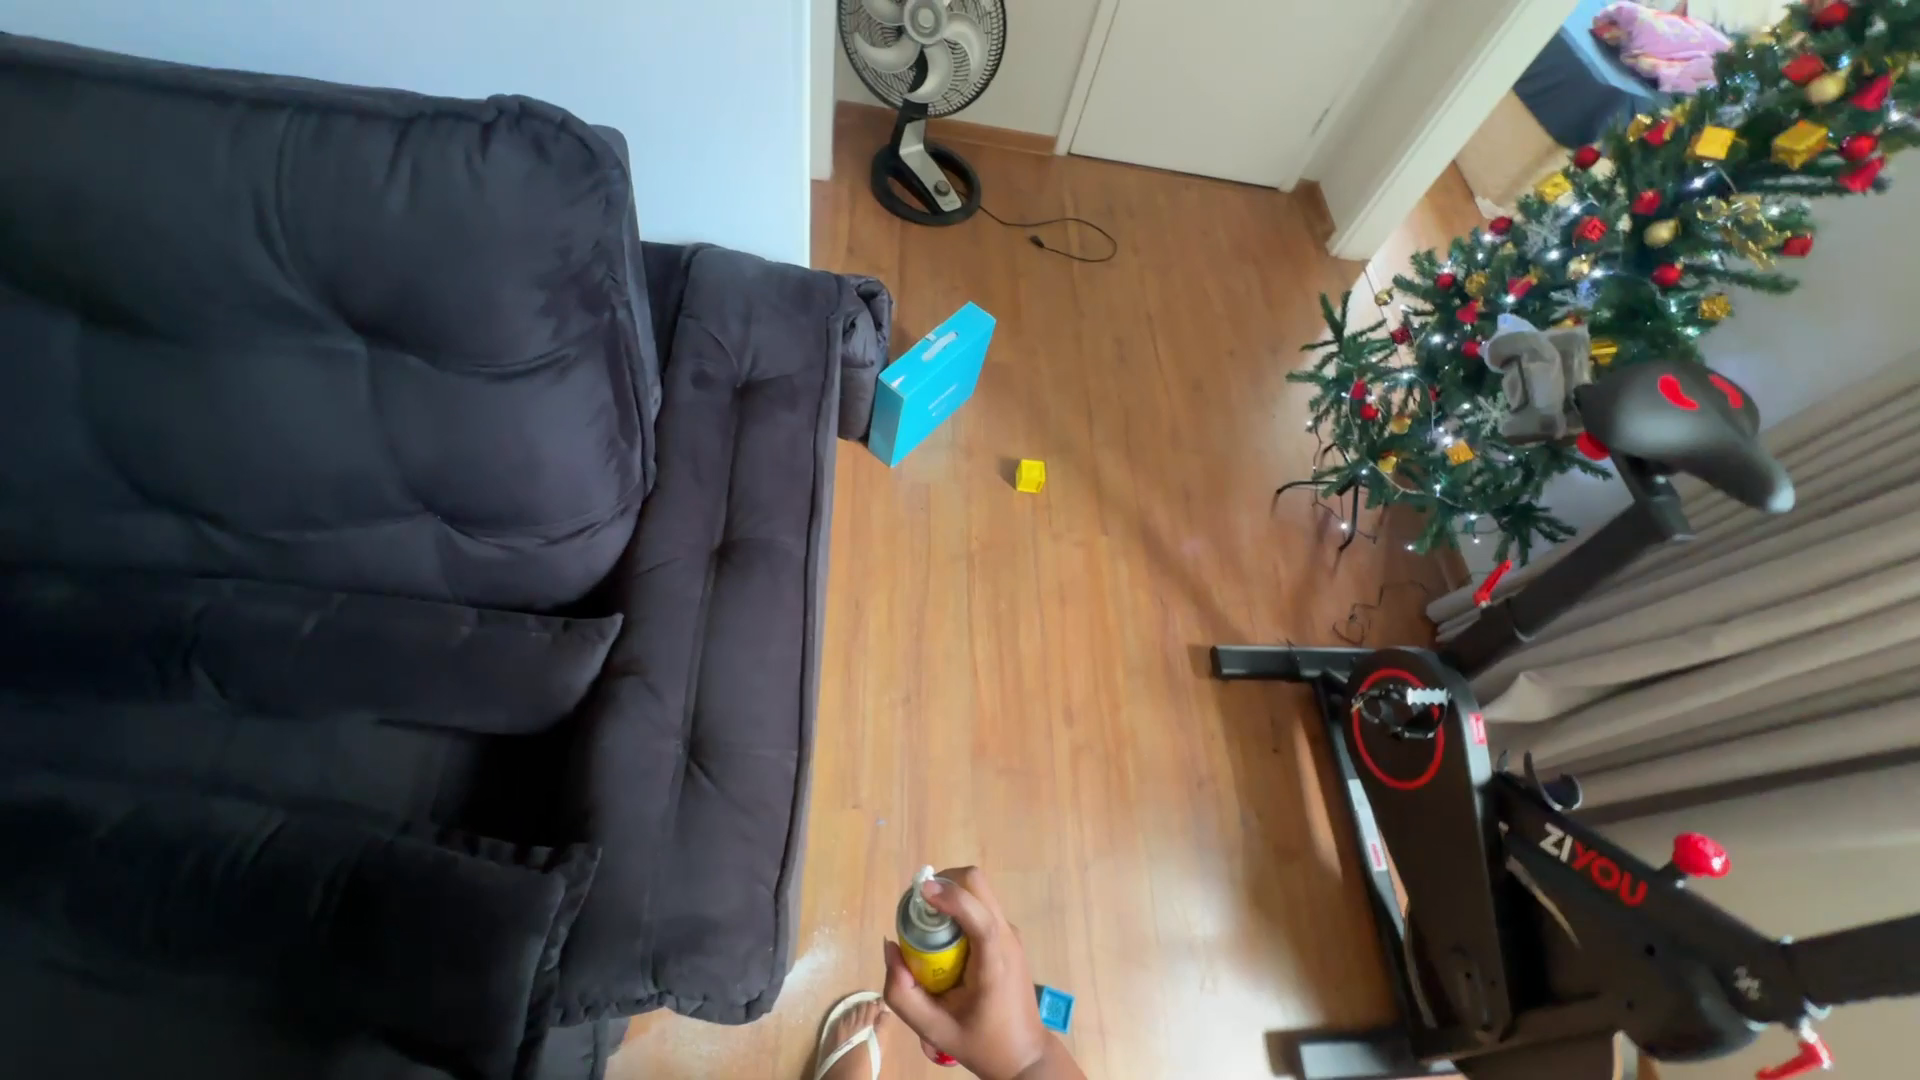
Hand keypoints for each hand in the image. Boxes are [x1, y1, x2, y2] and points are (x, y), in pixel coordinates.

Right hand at [882, 866, 1052, 1079]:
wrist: (1024, 1053)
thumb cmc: (981, 1043)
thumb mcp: (934, 1030)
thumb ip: (904, 995)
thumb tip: (891, 947)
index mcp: (994, 964)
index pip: (980, 918)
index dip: (952, 898)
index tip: (923, 892)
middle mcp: (1007, 938)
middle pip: (978, 885)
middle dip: (945, 884)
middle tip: (919, 907)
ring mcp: (1010, 933)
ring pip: (979, 890)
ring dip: (950, 892)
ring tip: (928, 921)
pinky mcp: (1007, 934)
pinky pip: (980, 904)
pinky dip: (959, 905)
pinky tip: (944, 936)